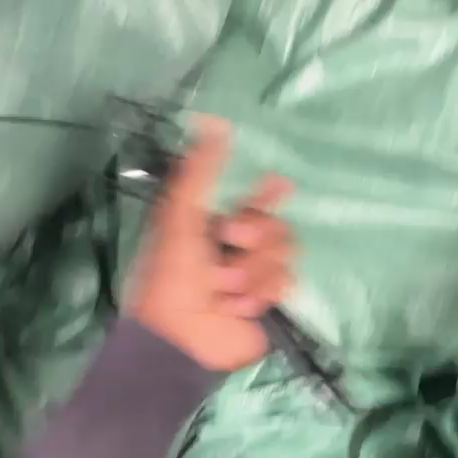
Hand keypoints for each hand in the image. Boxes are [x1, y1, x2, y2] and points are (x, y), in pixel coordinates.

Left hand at [124, 116, 295, 371]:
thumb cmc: (172, 275)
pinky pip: (285, 283)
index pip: (253, 202)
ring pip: (284, 254)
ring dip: (252, 270)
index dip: (268, 194)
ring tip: (225, 288)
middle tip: (230, 242)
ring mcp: (256, 277)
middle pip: (275, 226)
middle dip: (255, 234)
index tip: (279, 185)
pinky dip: (259, 294)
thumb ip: (199, 172)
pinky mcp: (270, 303)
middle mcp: (239, 249)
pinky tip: (238, 306)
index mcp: (214, 226)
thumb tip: (215, 123)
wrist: (183, 334)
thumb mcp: (179, 217)